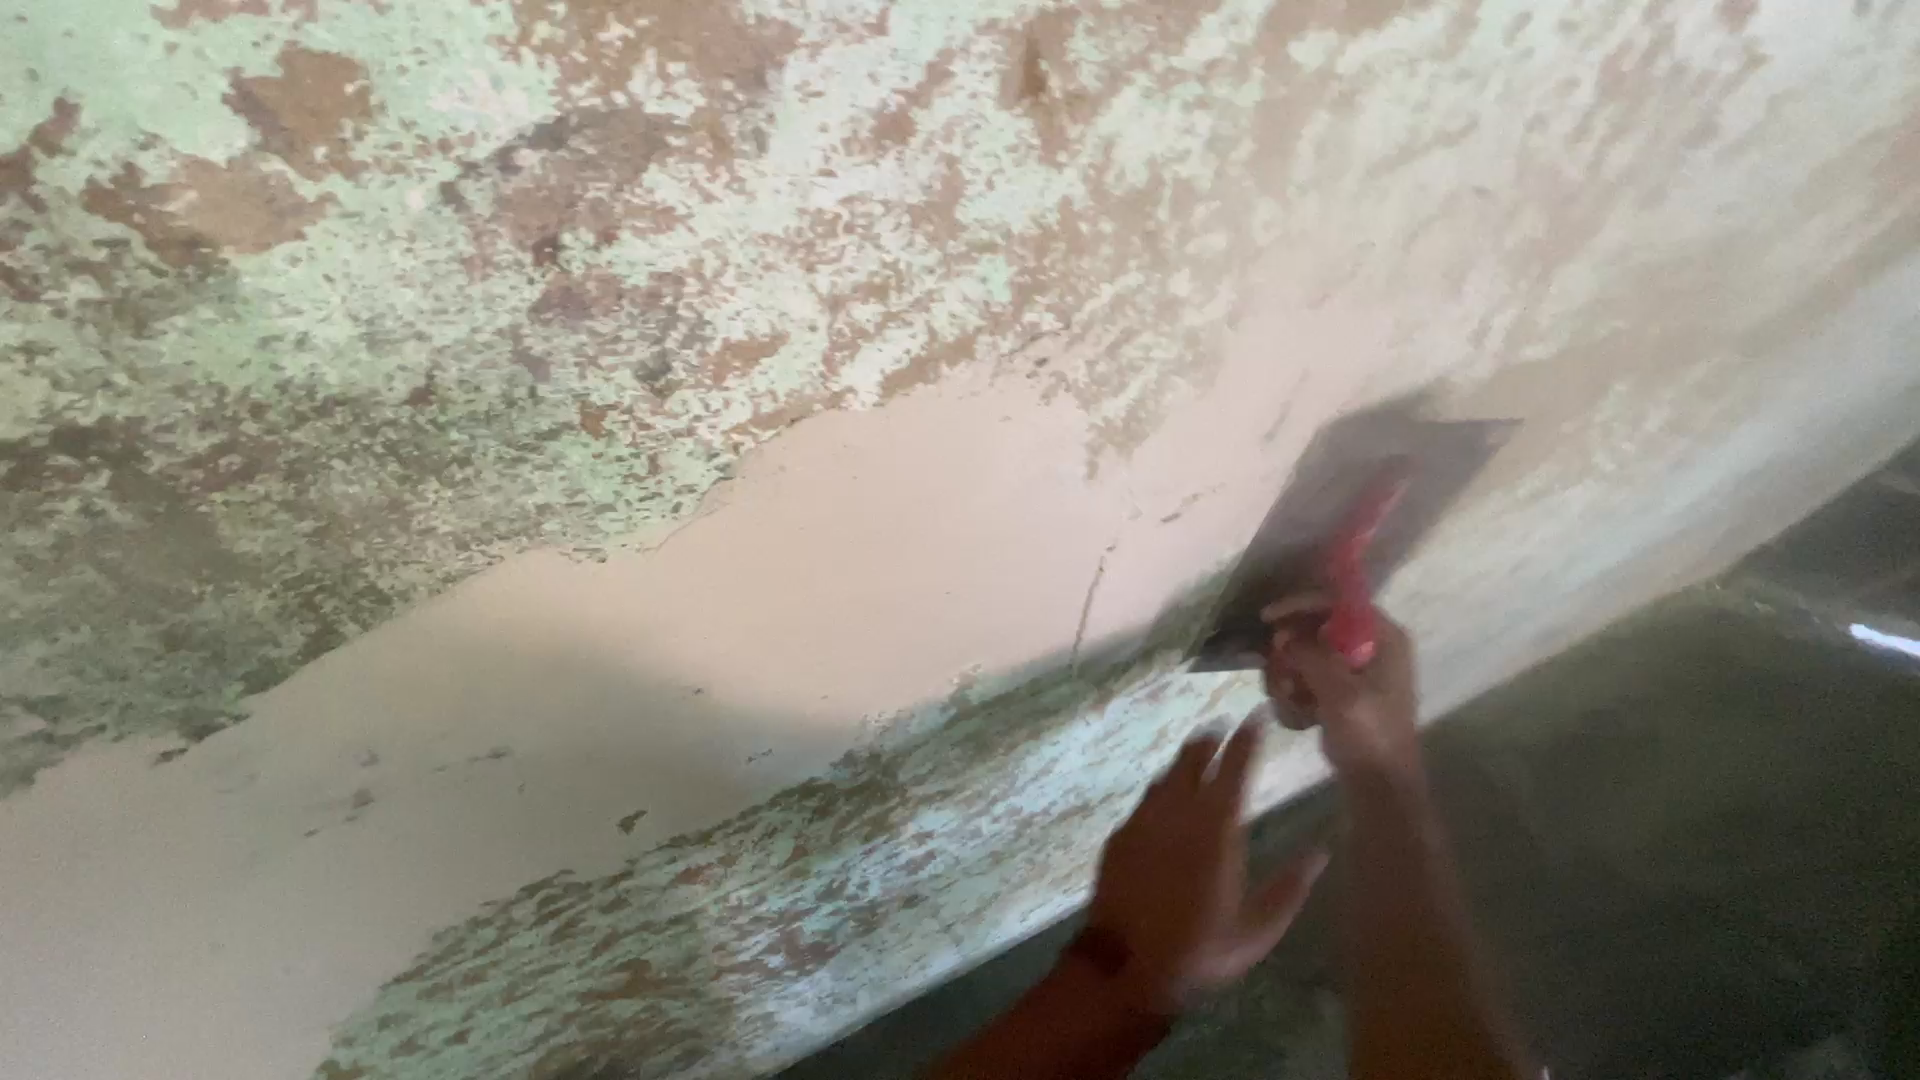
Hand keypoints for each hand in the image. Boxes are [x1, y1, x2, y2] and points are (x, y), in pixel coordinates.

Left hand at [1086, 721, 1329, 1010]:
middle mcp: (1177, 813)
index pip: (1234, 770)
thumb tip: (1322, 851)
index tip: (1255, 717)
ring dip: (1184, 761)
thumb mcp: (1257, 930)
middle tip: (1221, 729)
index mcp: (1216, 830)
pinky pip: (1145, 799)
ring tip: (1198, 753)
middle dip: (1210, 741)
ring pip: (1166, 776)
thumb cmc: (1199, 949)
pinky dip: (1161, 789)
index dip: (1246, 741)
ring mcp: (1143, 821)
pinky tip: (1166, 796)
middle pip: (1193, 761)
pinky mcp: (1121, 835)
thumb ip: (1290, 887)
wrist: (1126, 964)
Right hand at [1261, 593, 1420, 780]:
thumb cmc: (1369, 734)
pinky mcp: (1342, 690)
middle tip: (1277, 672)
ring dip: (1289, 675)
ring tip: (1288, 701)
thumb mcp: (1339, 692)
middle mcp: (1372, 646)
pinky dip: (1295, 692)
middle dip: (1291, 651)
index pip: (1339, 602)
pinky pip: (1307, 676)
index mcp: (1385, 639)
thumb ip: (1311, 655)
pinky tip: (1297, 716)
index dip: (1301, 604)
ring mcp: (1356, 670)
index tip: (1268, 619)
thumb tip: (1283, 635)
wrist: (1380, 784)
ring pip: (1306, 654)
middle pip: (1316, 627)